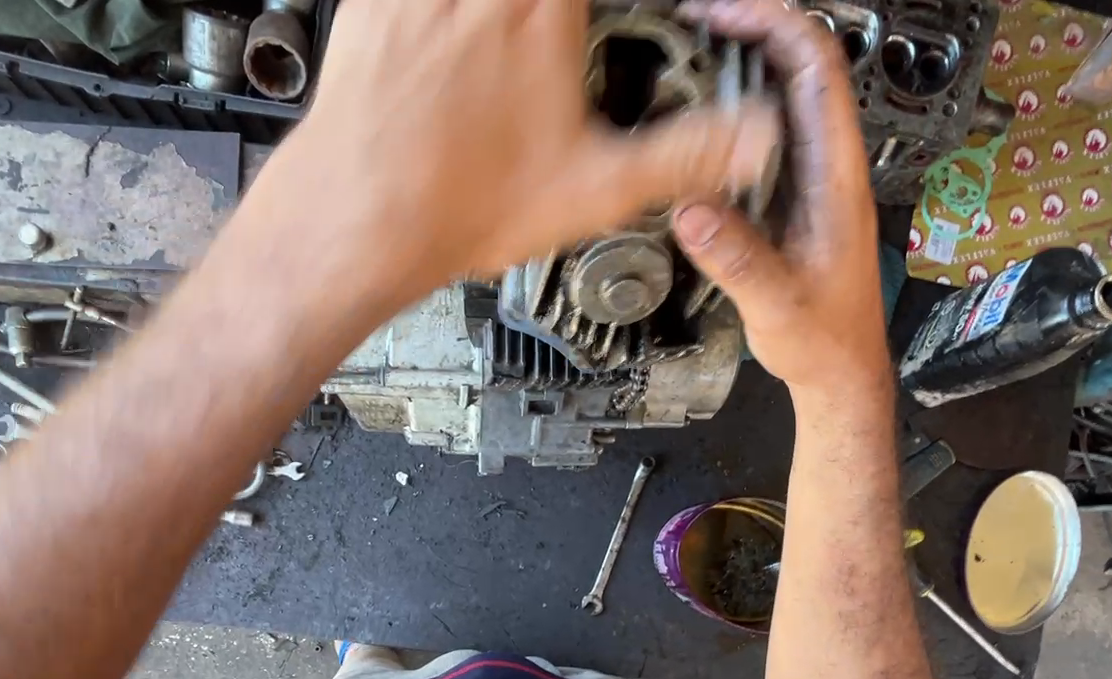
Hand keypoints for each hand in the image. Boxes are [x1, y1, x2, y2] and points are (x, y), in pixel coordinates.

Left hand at [265, 0, 781, 295]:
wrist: (357, 223)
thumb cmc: (457, 208)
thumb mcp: (594, 193)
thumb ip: (684, 154)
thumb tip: (754, 139)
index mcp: (543, 6)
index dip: (612, 2)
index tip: (596, 21)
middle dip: (556, 13)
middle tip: (559, 29)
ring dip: (499, 17)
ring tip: (509, 35)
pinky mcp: (373, 1)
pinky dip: (437, 13)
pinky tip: (455, 33)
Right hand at [668, 0, 887, 392]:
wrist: (838, 369)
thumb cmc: (825, 338)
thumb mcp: (779, 303)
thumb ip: (738, 260)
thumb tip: (691, 210)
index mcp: (836, 174)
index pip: (816, 68)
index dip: (773, 25)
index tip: (720, 16)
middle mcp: (824, 167)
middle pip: (795, 69)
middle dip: (746, 32)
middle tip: (688, 25)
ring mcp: (804, 183)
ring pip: (774, 103)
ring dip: (733, 72)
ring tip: (682, 60)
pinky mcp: (784, 204)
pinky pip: (755, 144)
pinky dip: (724, 121)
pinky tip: (692, 127)